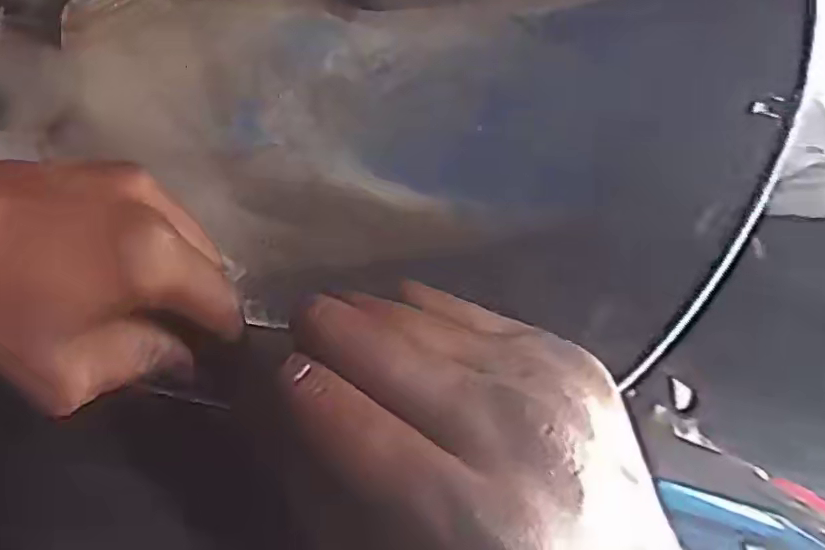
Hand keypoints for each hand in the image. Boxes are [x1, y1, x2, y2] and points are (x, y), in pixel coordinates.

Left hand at [0, 152, 243, 415]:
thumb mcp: (65, 369)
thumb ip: (139, 362)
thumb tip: (178, 351)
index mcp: (156, 253)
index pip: (223, 303)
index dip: (218, 340)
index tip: (201, 361)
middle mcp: (154, 201)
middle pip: (209, 259)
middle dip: (198, 298)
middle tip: (165, 332)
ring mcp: (126, 172)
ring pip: (180, 226)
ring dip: (174, 262)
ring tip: (137, 294)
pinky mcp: (98, 162)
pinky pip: (149, 205)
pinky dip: (150, 233)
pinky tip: (114, 254)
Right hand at [279, 283, 678, 549]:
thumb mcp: (380, 547)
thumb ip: (314, 472)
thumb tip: (261, 393)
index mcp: (471, 511)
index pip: (334, 403)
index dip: (289, 381)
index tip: (275, 374)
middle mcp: (514, 434)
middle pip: (364, 336)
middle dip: (315, 332)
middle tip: (304, 346)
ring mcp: (545, 381)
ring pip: (396, 306)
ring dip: (360, 323)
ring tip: (357, 349)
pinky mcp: (563, 351)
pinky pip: (441, 299)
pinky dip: (409, 315)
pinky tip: (413, 348)